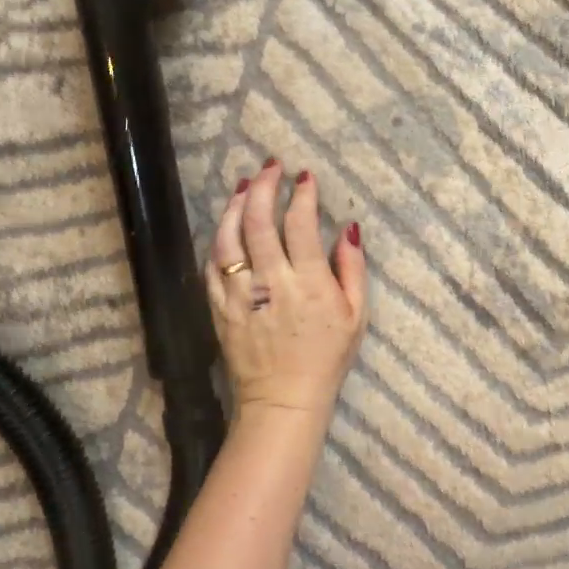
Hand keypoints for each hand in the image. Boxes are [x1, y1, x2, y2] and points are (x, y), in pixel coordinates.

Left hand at [204, 159, 367, 420]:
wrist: (283, 401)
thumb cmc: (326, 357)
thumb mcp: (356, 316)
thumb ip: (353, 270)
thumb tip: (348, 229)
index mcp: (309, 283)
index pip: (300, 225)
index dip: (302, 195)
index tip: (305, 177)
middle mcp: (271, 282)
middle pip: (258, 222)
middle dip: (264, 187)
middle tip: (270, 167)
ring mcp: (240, 296)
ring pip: (228, 239)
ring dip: (234, 206)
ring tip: (243, 185)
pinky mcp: (219, 309)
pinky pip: (212, 267)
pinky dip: (218, 241)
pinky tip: (225, 225)